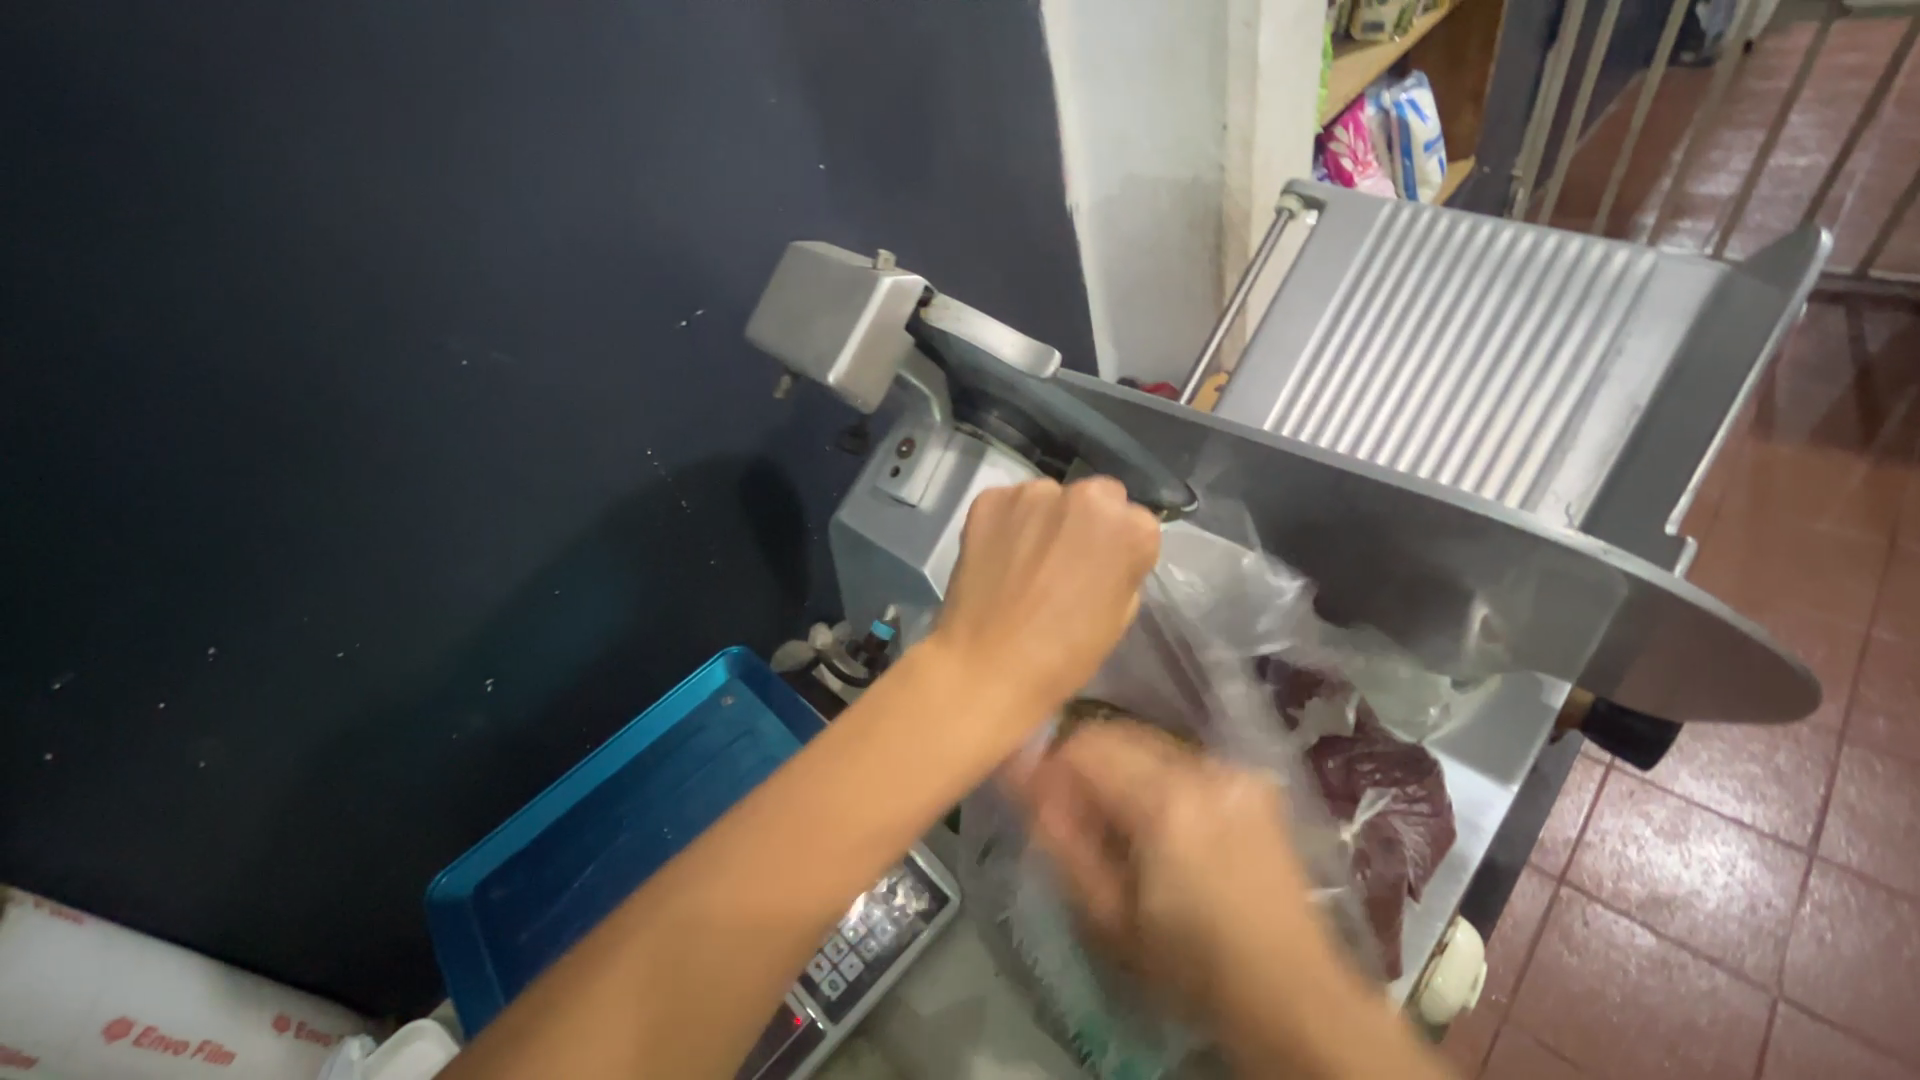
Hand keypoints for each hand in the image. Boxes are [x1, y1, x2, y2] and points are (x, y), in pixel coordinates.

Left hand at [929, 476, 1160, 716]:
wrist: (988, 664)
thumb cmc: (1065, 654)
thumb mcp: (1120, 616)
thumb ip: (1122, 570)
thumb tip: (1105, 557)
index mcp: (1131, 528)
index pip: (1136, 524)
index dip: (1119, 550)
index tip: (1102, 574)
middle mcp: (1087, 496)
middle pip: (1097, 497)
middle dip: (1087, 522)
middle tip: (1064, 562)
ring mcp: (1034, 493)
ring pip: (1049, 497)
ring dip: (1044, 519)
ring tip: (1025, 563)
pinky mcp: (989, 499)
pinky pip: (1008, 505)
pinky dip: (1006, 524)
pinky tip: (996, 558)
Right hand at [1011, 721, 1343, 1032]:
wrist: (1291, 993)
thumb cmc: (1190, 965)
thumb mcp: (1109, 914)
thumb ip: (1060, 838)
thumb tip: (1022, 778)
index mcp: (1165, 801)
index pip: (1084, 743)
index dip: (1049, 762)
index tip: (1034, 795)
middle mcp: (1203, 767)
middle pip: (1117, 733)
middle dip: (1083, 764)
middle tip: (1072, 815)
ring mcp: (1232, 770)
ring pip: (1147, 742)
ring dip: (1119, 769)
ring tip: (1115, 825)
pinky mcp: (1251, 782)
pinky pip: (1181, 758)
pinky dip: (1153, 778)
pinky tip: (1156, 825)